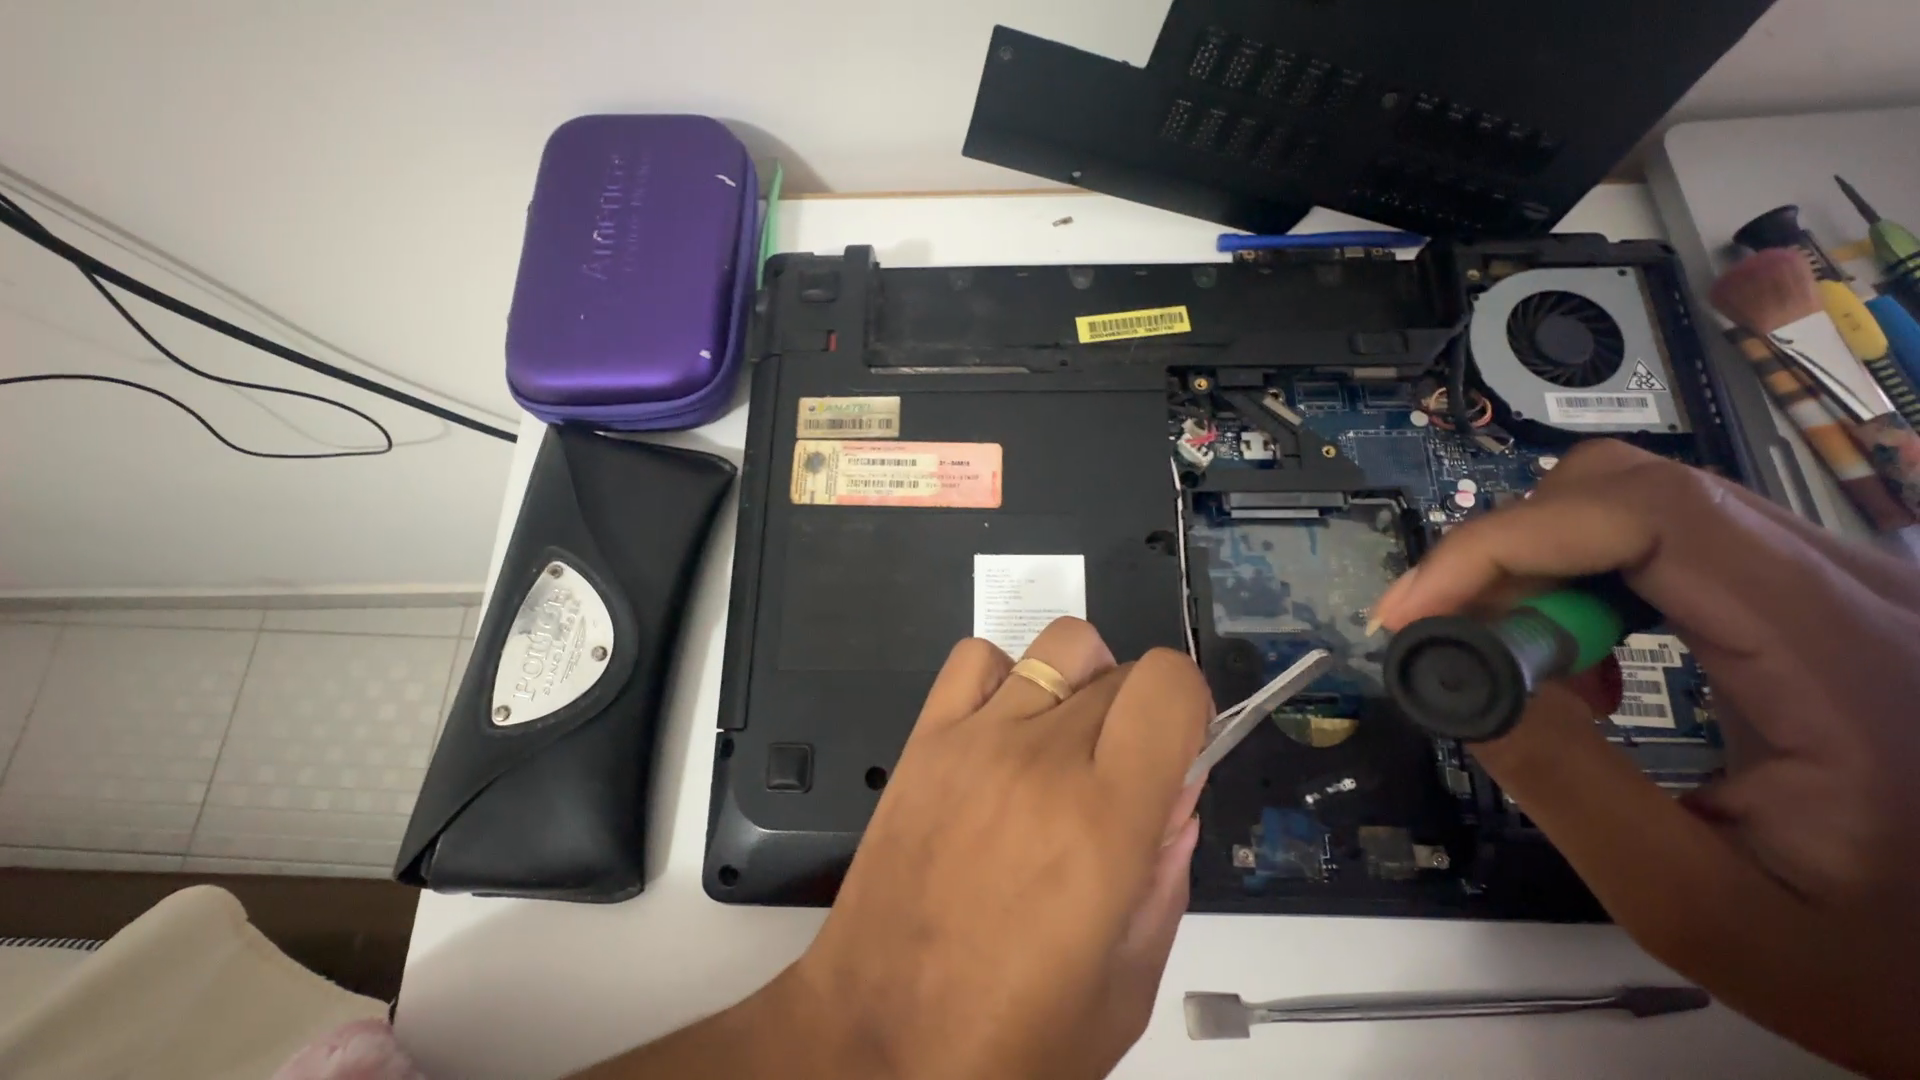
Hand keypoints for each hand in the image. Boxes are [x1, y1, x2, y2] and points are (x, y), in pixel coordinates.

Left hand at [571, 618, 1210, 1079]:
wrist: (878, 1040)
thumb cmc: (1005, 1035)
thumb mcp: (1124, 986)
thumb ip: (1166, 878)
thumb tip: (1179, 798)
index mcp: (1104, 820)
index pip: (1170, 686)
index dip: (1192, 705)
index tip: (1184, 746)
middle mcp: (1040, 760)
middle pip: (1121, 671)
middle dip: (1142, 713)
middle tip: (1127, 773)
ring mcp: (974, 741)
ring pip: (1060, 646)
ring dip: (1085, 679)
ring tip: (1072, 740)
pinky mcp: (923, 742)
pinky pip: (975, 659)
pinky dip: (1005, 675)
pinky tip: (1006, 726)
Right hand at [1372, 439, 1919, 1079]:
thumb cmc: (1868, 962)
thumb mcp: (1695, 905)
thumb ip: (1566, 782)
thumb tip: (1456, 675)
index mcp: (1844, 657)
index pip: (1644, 518)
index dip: (1502, 542)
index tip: (1413, 613)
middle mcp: (1861, 586)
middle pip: (1635, 489)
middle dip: (1511, 553)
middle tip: (1462, 642)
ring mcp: (1849, 583)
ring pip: (1643, 505)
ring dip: (1543, 569)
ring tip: (1528, 666)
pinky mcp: (1823, 596)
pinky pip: (1671, 542)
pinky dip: (1587, 581)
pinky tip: (1590, 663)